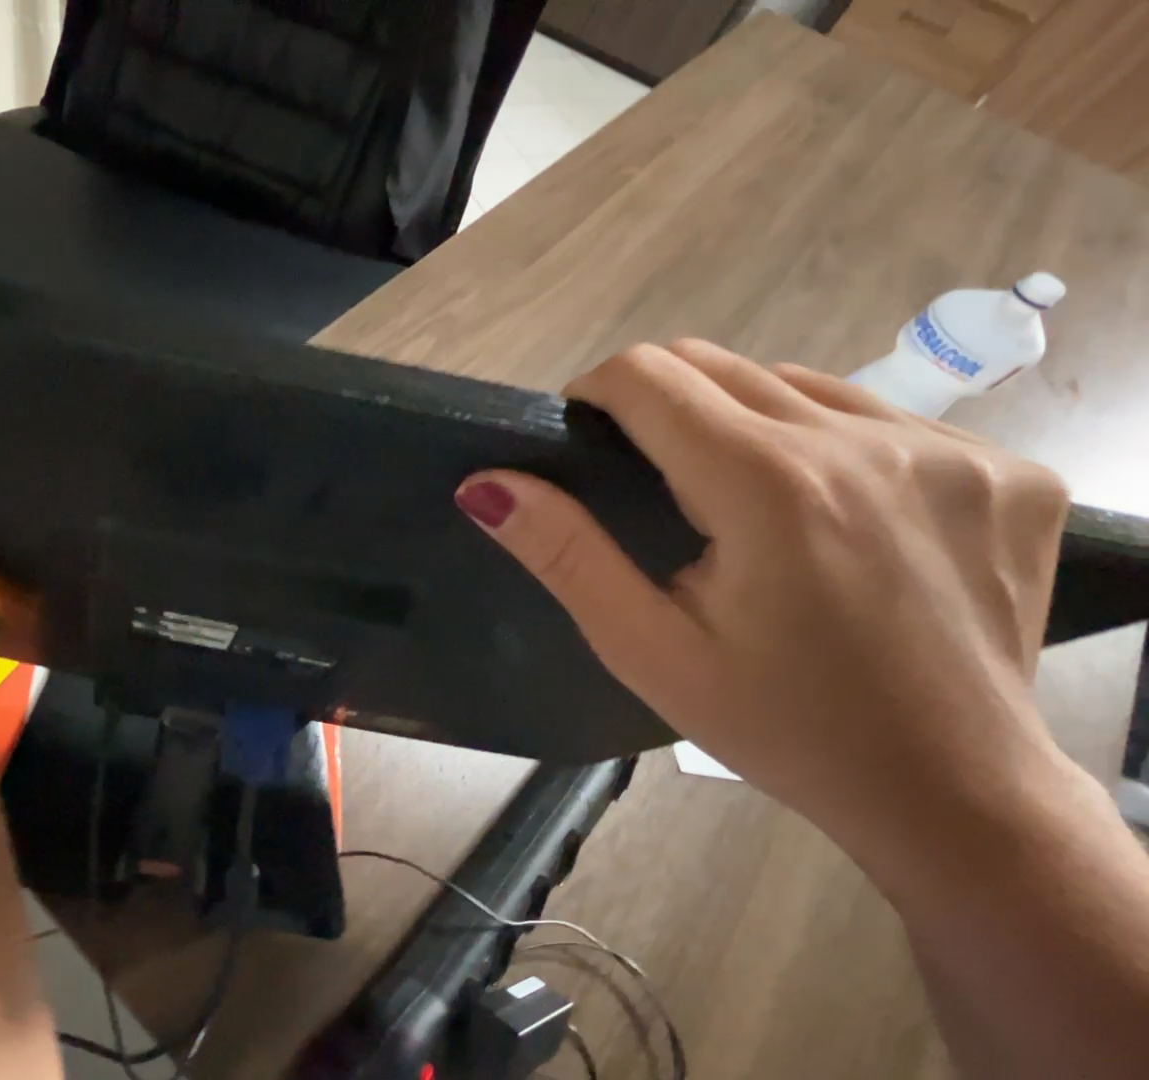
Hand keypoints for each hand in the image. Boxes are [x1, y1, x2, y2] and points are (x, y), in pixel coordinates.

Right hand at [456, 340, 1071, 844]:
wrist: (953, 791)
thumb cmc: (778, 726)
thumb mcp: (646, 649)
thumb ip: (565, 553)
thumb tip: (484, 485)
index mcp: (768, 487)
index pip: (651, 374)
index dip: (596, 392)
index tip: (584, 436)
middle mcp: (867, 444)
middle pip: (718, 364)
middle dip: (659, 403)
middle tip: (648, 482)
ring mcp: (952, 451)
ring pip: (795, 381)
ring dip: (740, 418)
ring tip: (734, 501)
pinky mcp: (1010, 470)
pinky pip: (877, 413)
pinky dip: (823, 439)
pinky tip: (825, 511)